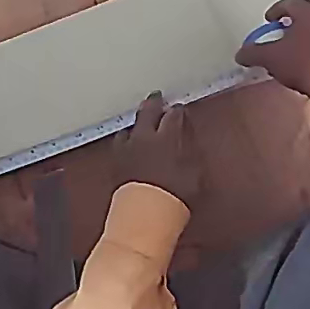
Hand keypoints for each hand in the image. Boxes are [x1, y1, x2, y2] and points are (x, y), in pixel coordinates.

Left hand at [113, 92, 201, 206]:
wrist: (143, 212)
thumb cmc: (174, 196)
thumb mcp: (194, 175)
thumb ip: (191, 157)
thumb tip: (188, 149)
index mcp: (167, 138)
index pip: (173, 117)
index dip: (177, 111)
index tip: (179, 109)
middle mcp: (145, 137)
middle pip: (148, 111)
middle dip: (154, 102)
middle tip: (157, 96)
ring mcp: (127, 147)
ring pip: (131, 126)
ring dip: (138, 121)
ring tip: (142, 120)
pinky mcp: (115, 160)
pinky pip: (120, 142)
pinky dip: (125, 138)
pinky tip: (127, 141)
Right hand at [234, 0, 309, 96]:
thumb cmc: (302, 63)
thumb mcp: (269, 57)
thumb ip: (252, 52)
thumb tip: (242, 54)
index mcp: (309, 12)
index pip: (290, 2)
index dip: (276, 10)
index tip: (269, 20)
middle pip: (306, 13)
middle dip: (290, 22)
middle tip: (278, 33)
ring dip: (303, 34)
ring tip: (290, 49)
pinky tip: (303, 61)